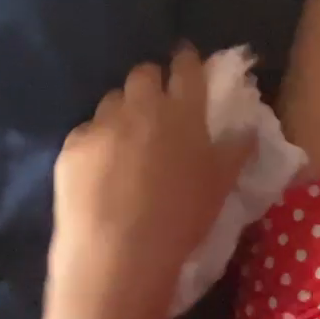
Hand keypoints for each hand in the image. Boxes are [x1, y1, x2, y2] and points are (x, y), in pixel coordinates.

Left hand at [52, 47, 253, 305]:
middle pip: (144, 74)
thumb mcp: (222, 185)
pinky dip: (98, 141)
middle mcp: (141, 107)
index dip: (188, 61)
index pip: (186, 67)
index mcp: (183, 111)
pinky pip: (88, 130)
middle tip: (159, 107)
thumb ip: (236, 148)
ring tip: (128, 140)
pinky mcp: (71, 147)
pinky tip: (102, 169)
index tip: (188, 62)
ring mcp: (102, 124)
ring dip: (123, 110)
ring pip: (113, 99)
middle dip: (152, 82)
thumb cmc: (181, 219)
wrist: (118, 257)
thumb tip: (248, 127)